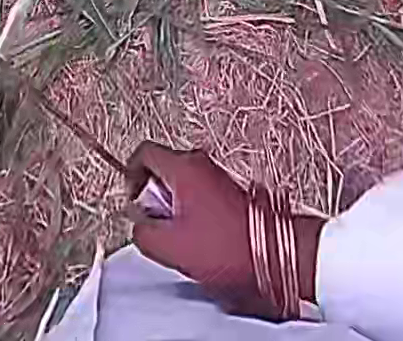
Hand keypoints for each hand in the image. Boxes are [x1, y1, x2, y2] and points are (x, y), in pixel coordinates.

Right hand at [125, 142, 320, 315]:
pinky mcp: (224, 186)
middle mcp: (198, 161)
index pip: (143, 151)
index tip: (132, 197)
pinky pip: (194, 188)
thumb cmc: (226, 245)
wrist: (271, 251)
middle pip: (160, 166)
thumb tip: (137, 224)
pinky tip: (198, 234)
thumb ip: (143, 232)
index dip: (130, 173)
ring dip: (171, 204)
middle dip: (152, 194)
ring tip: (181, 234)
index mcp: (182, 166)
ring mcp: (213, 172)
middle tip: (157, 222)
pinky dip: (188, 207)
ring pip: (177, 179)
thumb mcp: (172, 246)